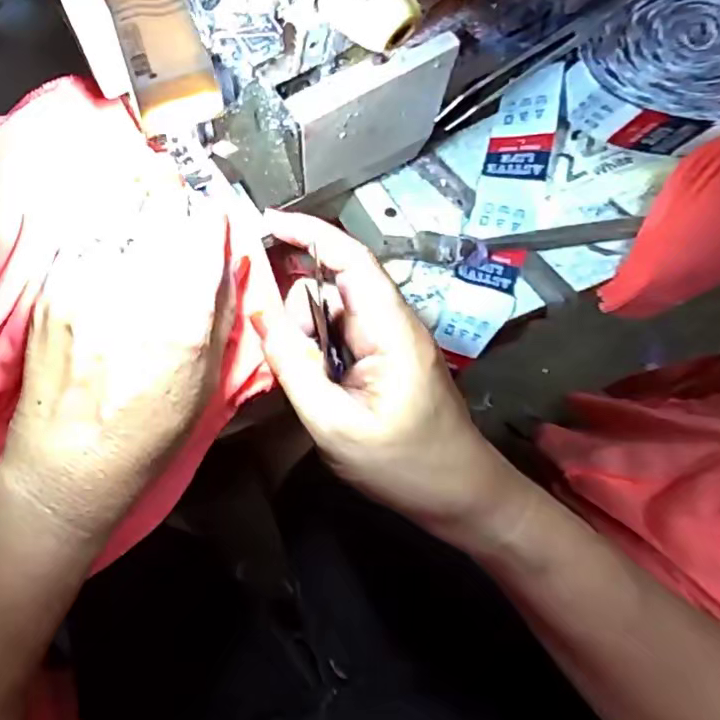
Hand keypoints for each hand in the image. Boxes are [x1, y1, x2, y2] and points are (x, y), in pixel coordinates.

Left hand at [0, 190, 237, 545]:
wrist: (66, 462)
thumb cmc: (141, 435)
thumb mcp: (206, 380)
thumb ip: (222, 309)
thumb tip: (226, 257)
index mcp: (181, 318)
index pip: (202, 222)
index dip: (210, 214)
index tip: (209, 219)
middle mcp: (132, 292)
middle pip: (160, 205)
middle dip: (175, 205)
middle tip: (177, 220)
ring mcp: (83, 285)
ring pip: (119, 210)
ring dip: (138, 210)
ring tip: (144, 227)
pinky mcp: (50, 288)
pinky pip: (83, 233)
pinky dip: (102, 229)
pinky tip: (111, 245)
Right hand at [251, 210, 535, 549]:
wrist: (461, 497)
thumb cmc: (406, 466)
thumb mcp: (335, 424)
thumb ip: (293, 366)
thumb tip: (258, 314)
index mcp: (390, 328)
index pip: (349, 258)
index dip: (307, 232)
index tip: (264, 221)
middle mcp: (389, 321)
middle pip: (328, 284)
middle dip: (294, 310)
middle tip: (288, 359)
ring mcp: (385, 337)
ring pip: (325, 310)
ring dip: (302, 336)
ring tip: (311, 386)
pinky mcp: (379, 353)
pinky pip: (334, 332)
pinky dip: (313, 348)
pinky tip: (316, 383)